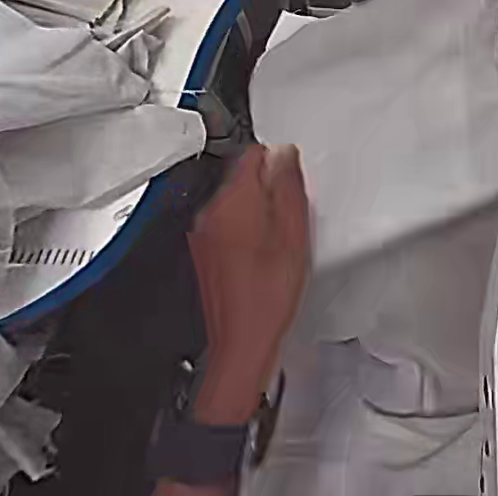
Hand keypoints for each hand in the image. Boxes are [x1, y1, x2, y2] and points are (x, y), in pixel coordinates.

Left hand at [186, 144, 309, 423]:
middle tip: (290, 216)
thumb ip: (287, 186)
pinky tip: (265, 253)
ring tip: (280, 238)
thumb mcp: (294, 231)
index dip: (278, 163)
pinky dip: (248, 228)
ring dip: (259, 208)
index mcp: (232, 202)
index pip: (253, 153)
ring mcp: (203, 234)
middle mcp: (210, 213)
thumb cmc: (269, 295)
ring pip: (238, 199)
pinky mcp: (204, 251)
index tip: (292, 182)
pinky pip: (230, 221)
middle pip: (244, 176)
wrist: (242, 345)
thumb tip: (283, 153)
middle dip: (269, 187)